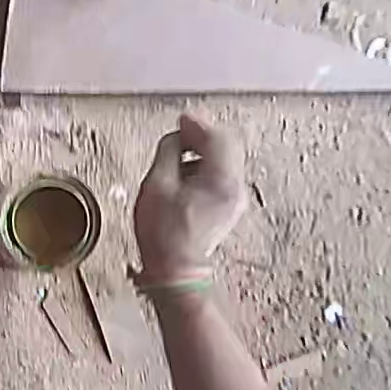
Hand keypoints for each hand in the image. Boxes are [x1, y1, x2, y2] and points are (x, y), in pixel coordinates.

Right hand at [133, 114, 247, 282]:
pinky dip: (203, 170)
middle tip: (179, 135)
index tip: (181, 120)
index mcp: (221, 180)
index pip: (216, 138)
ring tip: (176, 161)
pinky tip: (184, 178)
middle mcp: (234, 188)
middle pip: (226, 147)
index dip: (197, 125)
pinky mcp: (226, 209)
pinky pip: (220, 178)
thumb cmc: (164, 234)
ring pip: (223, 162)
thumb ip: (167, 153)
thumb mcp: (156, 186)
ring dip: (201, 155)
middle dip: (201, 138)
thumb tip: (174, 138)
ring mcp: (233, 200)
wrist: (175, 269)